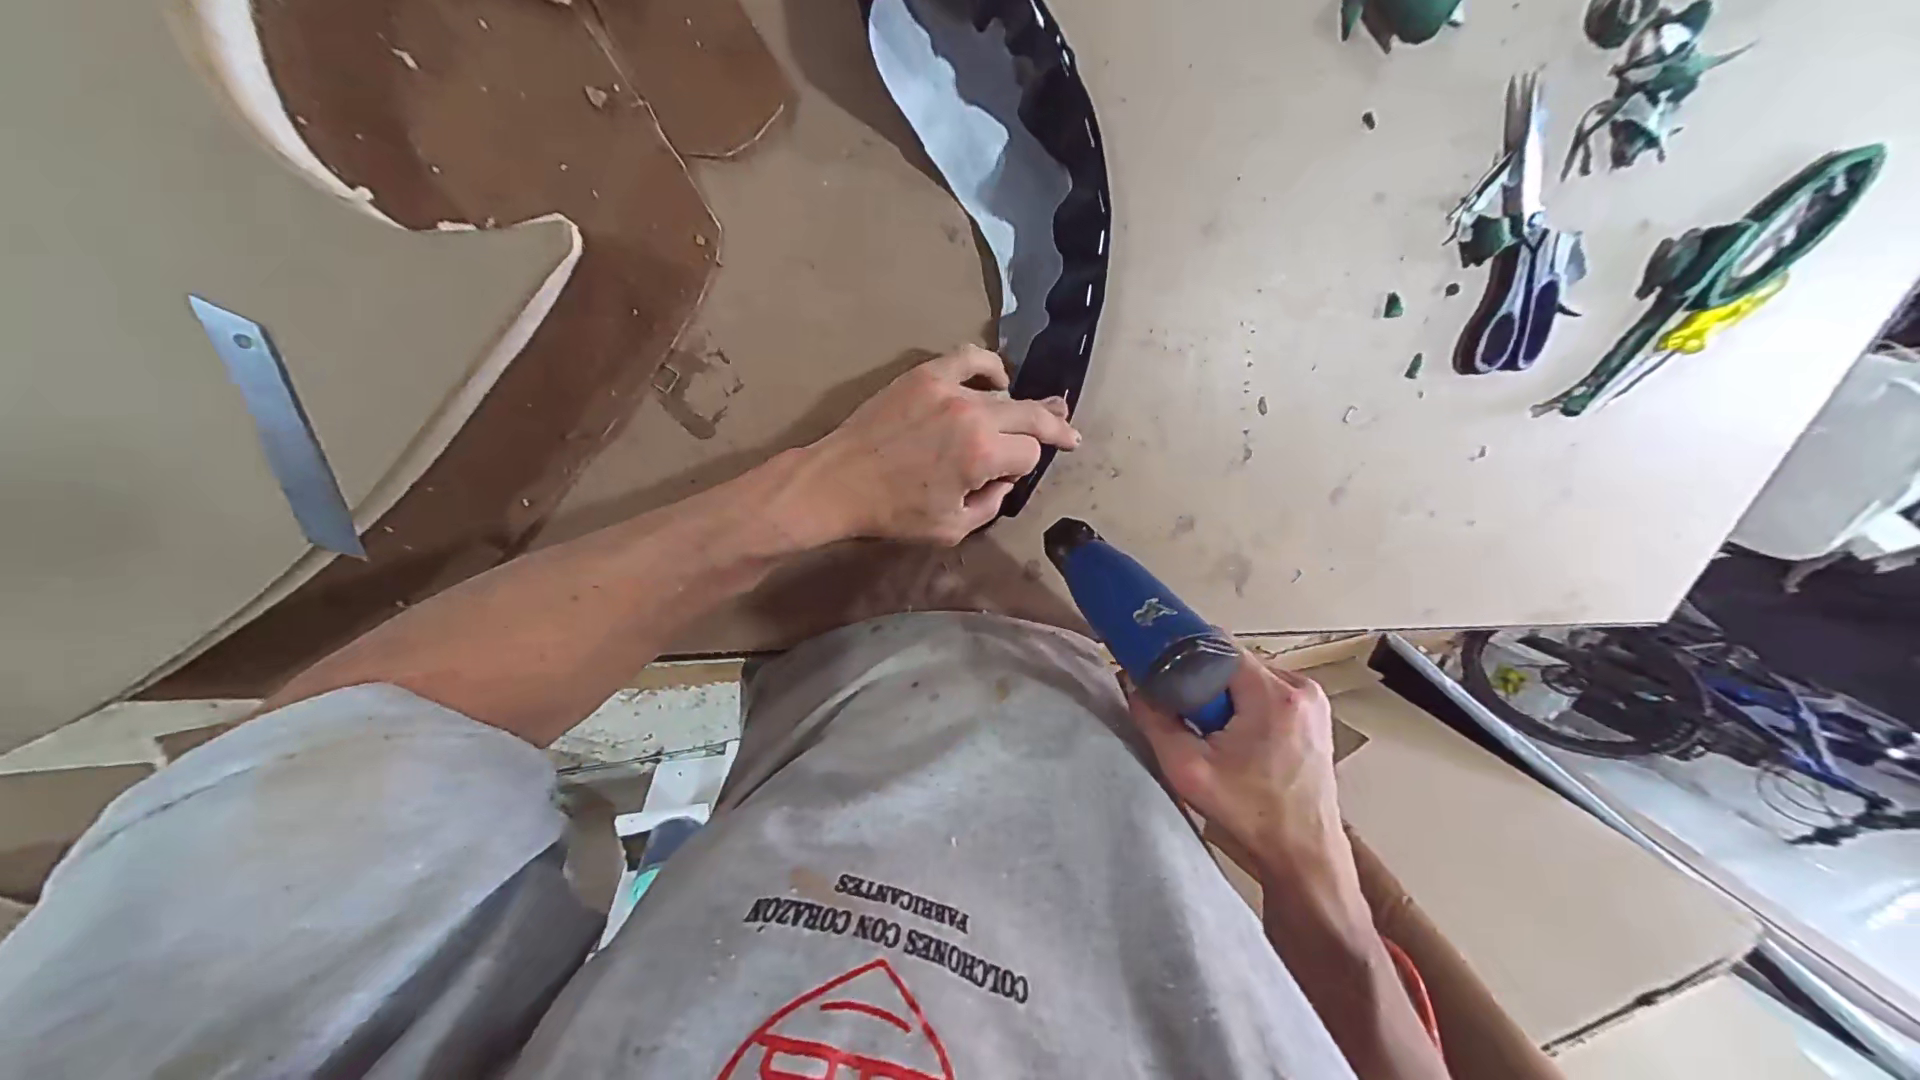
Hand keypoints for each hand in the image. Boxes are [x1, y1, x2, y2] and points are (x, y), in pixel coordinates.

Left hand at [792, 346, 1079, 545]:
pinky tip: (997, 378)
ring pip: (1006, 390)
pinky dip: (989, 367)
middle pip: (1032, 415)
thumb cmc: (893, 513)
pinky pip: (969, 358)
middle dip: (1054, 427)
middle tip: (1069, 433)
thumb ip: (990, 504)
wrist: (838, 482)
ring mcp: (948, 389)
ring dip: (1026, 402)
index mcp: (982, 455)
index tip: (1009, 477)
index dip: (1024, 469)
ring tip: (1042, 407)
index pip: (1029, 454)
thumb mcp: (952, 529)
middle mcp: (973, 415)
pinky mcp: (924, 375)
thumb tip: (1003, 479)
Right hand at [1126, 654, 1345, 874]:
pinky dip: (1244, 703)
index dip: (1185, 654)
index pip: (1218, 644)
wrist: (1304, 853)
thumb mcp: (1188, 769)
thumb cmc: (1251, 814)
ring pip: (1248, 674)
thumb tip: (1132, 684)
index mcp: (1275, 694)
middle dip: (1204, 681)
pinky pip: (1266, 689)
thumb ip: (1154, 721)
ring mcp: (1312, 700)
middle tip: (1189, 716)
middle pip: (1233, 659)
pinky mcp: (1313, 714)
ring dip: (1224, 693)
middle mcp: (1300, 688)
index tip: (1162, 671)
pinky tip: (1236, 736)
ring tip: (1212, 730)